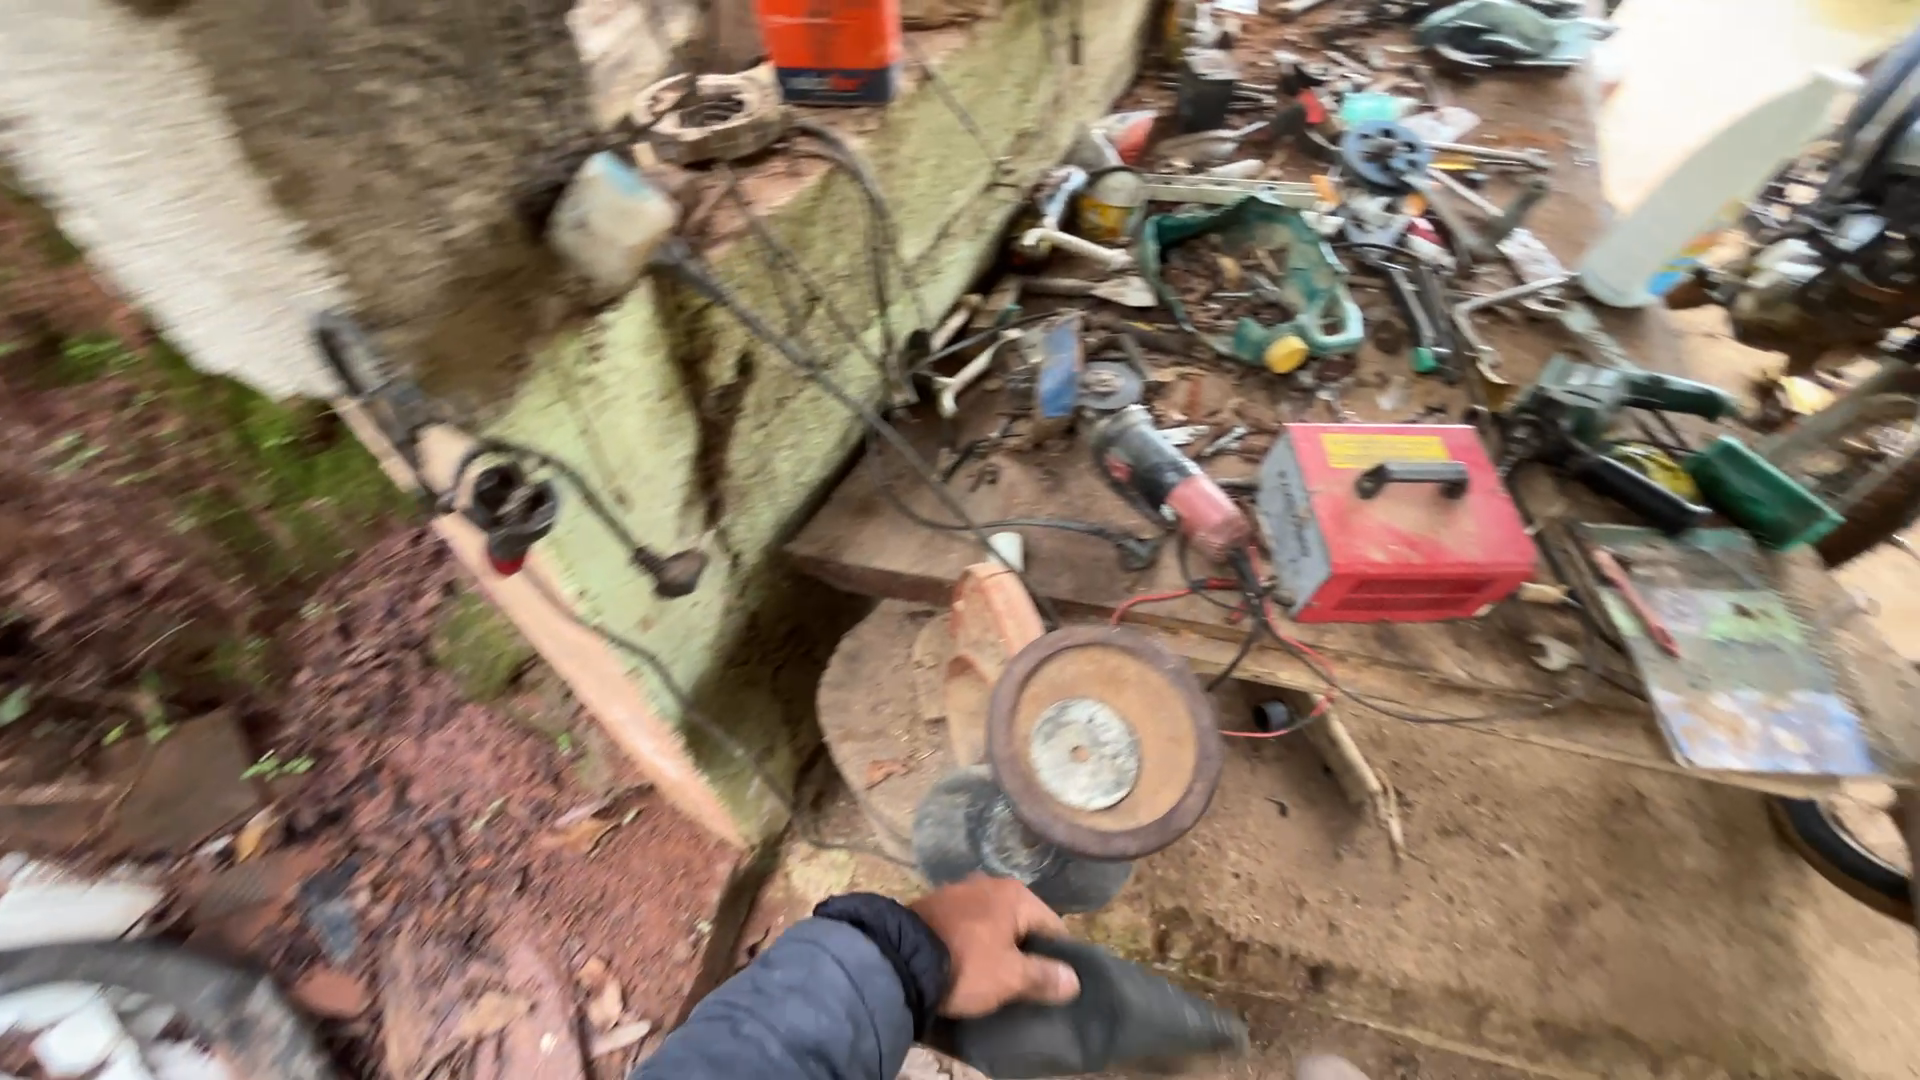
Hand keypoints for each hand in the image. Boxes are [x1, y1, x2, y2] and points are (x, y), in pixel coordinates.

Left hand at [909, 875, 1081, 1017]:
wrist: (904, 957)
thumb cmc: (967, 964)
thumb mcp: (1010, 977)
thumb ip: (1044, 976)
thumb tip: (1074, 979)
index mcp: (1015, 894)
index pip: (1052, 925)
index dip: (1059, 955)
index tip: (1057, 983)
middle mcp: (991, 883)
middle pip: (1023, 921)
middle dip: (1027, 948)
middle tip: (1029, 982)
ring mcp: (961, 889)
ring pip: (995, 921)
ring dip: (1000, 943)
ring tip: (1000, 974)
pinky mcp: (939, 902)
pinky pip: (970, 922)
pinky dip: (976, 939)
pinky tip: (972, 960)